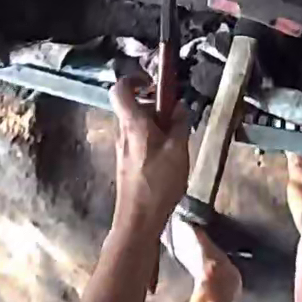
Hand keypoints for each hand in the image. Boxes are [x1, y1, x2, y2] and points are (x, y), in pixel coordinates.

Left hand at [107, 75, 189, 236]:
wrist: (138, 222)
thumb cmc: (158, 182)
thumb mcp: (178, 149)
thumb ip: (180, 123)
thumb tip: (180, 106)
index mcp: (132, 123)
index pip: (120, 89)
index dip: (135, 79)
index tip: (154, 83)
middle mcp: (122, 132)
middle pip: (134, 107)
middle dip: (156, 107)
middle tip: (177, 118)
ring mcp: (122, 149)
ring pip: (138, 125)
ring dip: (157, 126)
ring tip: (177, 141)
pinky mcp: (126, 163)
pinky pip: (139, 141)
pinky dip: (154, 141)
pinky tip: (170, 158)